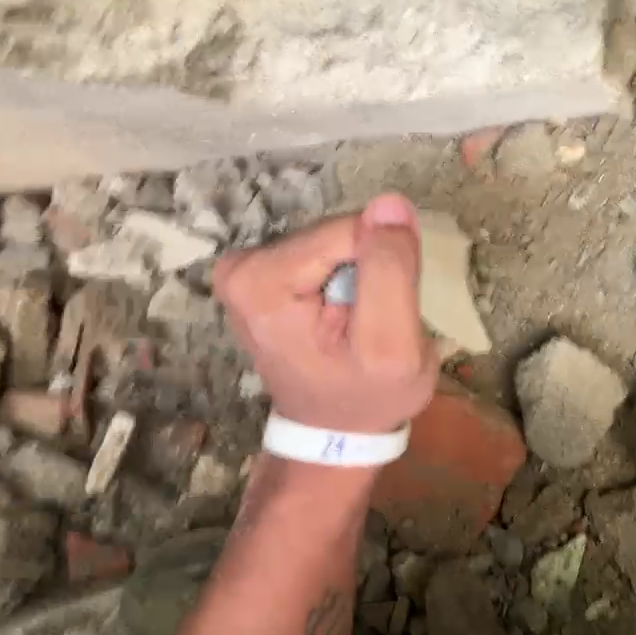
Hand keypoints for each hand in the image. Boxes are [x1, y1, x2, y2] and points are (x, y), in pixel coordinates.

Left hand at [213, 193, 438, 433]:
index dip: (384, 268)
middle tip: (373, 320)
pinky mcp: (263, 271)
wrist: (338, 430)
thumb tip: (391, 204)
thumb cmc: (368, 396)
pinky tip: (346, 314)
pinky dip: (350, 280)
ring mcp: (247, 268)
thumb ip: (392, 273)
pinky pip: (331, 251)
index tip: (382, 313)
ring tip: (360, 321)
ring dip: (363, 277)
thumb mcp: (394, 345)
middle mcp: (241, 265)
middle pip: (342, 234)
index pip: (352, 233)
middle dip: (371, 271)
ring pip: (340, 241)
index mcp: (260, 281)